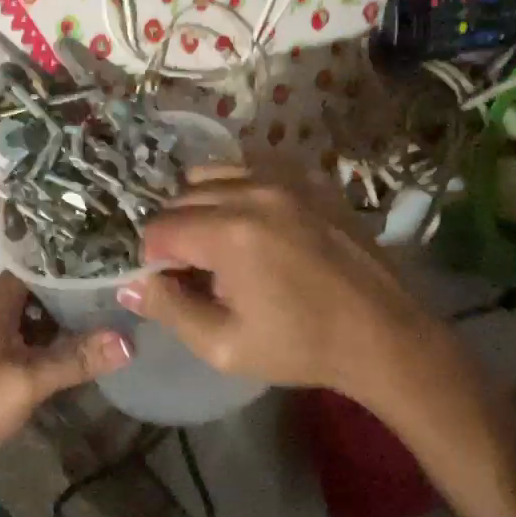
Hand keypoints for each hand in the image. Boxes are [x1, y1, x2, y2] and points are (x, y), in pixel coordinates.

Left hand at [0, 275, 130, 469]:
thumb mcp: (30, 381)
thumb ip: (76, 359)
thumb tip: (127, 340)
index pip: (28, 268)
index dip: (60, 261)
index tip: (96, 259)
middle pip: (29, 293)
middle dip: (64, 291)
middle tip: (107, 289)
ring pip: (25, 320)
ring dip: (54, 319)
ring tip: (97, 316)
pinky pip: (19, 342)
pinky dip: (43, 342)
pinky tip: (68, 352)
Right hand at [117, 167, 442, 392]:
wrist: (385, 336)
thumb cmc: (301, 347)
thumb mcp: (223, 346)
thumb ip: (170, 309)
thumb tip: (130, 286)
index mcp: (230, 234)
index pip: (158, 229)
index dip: (155, 259)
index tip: (174, 285)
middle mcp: (253, 193)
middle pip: (181, 198)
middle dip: (176, 232)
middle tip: (198, 271)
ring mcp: (285, 180)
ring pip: (211, 176)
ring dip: (202, 206)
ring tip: (222, 245)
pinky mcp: (309, 180)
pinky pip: (250, 169)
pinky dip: (236, 190)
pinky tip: (253, 226)